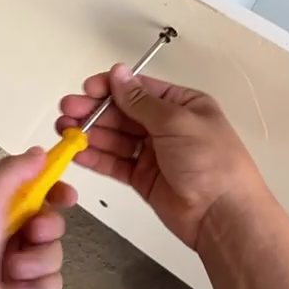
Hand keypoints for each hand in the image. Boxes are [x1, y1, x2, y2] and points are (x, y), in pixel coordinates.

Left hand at [0, 149, 73, 288]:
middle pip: (49, 218)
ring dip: (37, 260)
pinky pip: (52, 282)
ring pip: (53, 251)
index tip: (67, 196)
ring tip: (13, 271)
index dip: (53, 188)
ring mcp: (15, 262)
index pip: (30, 186)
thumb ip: (13, 171)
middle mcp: (2, 230)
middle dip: (47, 227)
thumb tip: (40, 152)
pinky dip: (37, 286)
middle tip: (33, 234)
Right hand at [58, 64, 262, 247]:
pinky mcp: (143, 178)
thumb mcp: (176, 122)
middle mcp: (166, 126)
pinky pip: (115, 162)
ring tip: (65, 131)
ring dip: (89, 133)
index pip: (138, 89)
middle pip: (122, 113)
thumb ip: (140, 100)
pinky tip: (77, 152)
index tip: (86, 89)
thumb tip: (118, 73)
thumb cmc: (212, 162)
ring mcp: (153, 153)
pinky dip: (96, 157)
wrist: (223, 216)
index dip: (110, 88)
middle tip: (68, 110)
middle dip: (94, 111)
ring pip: (115, 137)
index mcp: (181, 105)